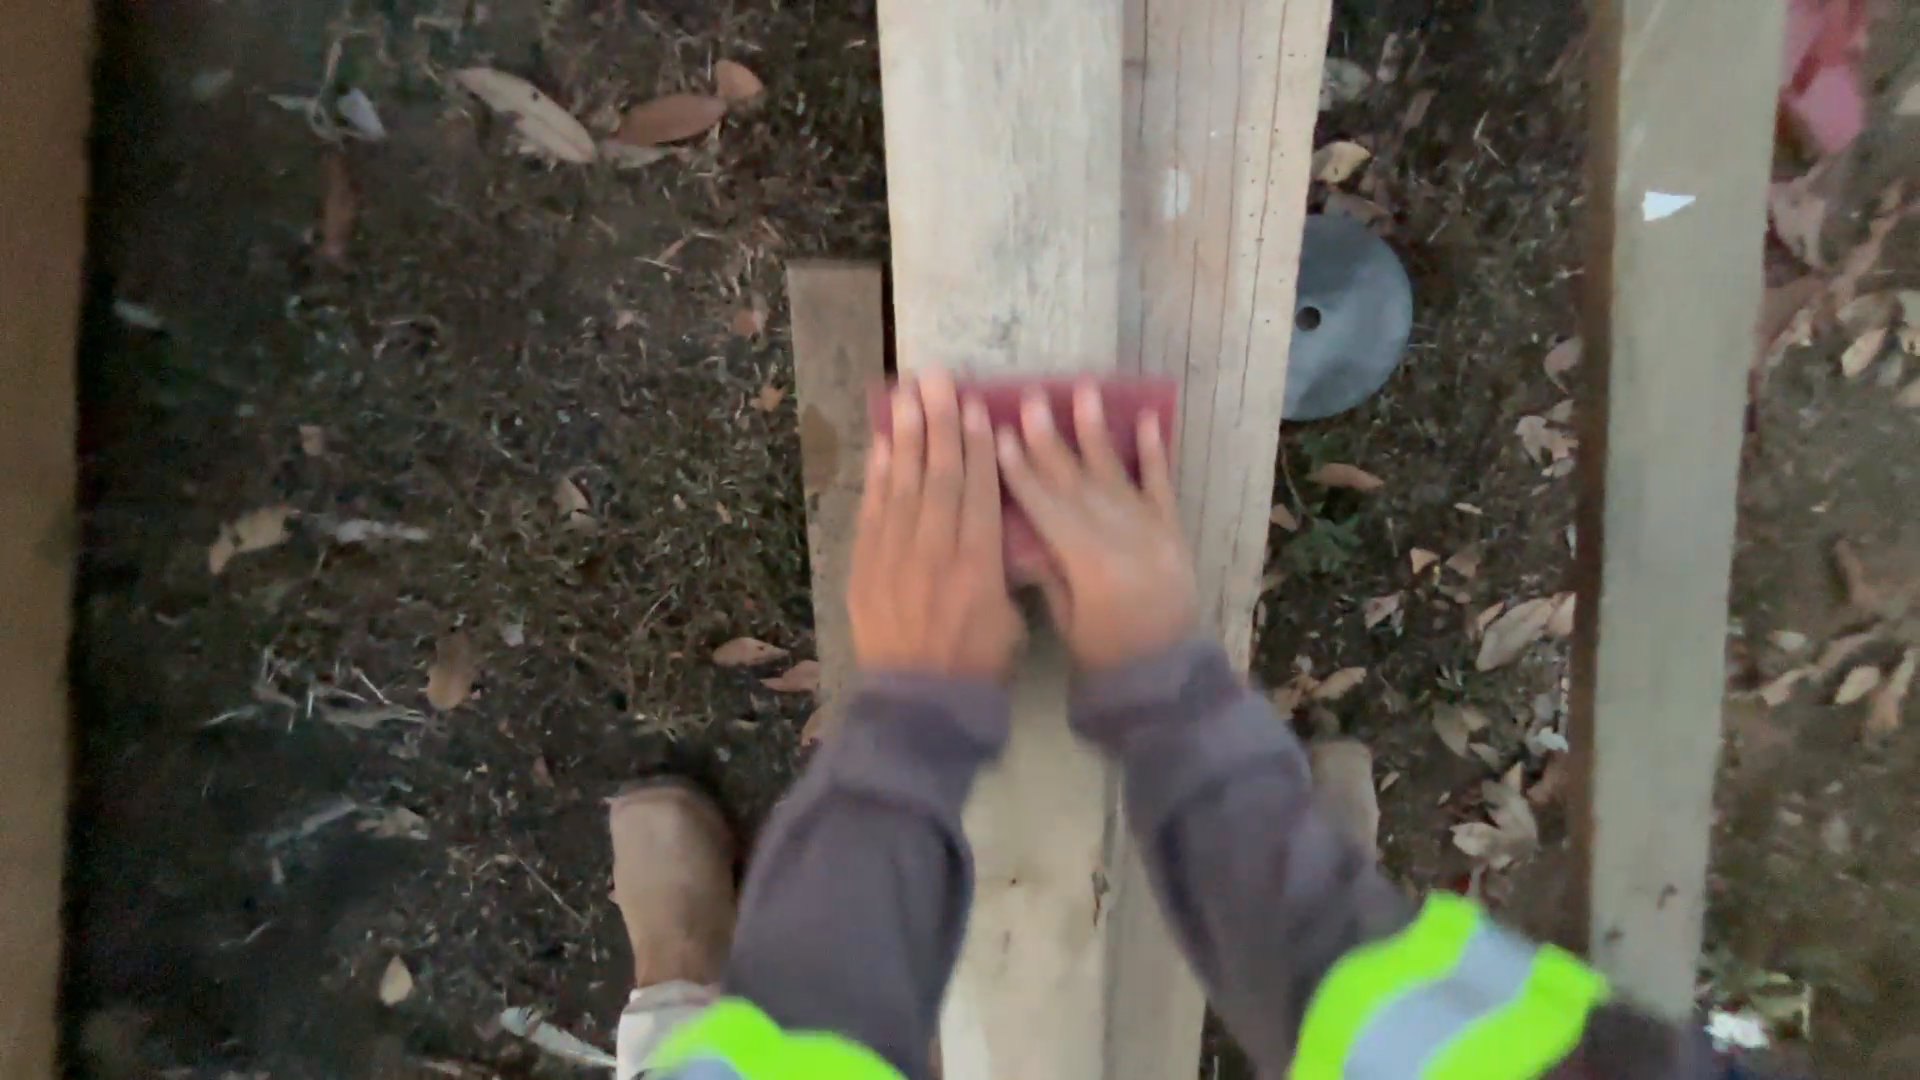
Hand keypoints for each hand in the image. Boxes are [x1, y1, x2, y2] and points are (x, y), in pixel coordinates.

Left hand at [848, 371, 1024, 679]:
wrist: (917, 701)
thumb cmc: (977, 664)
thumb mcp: (1012, 619)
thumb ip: (1003, 569)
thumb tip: (997, 530)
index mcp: (979, 564)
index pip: (978, 491)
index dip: (976, 445)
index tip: (974, 405)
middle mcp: (936, 549)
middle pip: (939, 475)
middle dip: (939, 422)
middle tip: (937, 377)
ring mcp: (895, 555)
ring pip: (904, 485)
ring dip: (907, 436)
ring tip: (907, 394)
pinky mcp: (865, 565)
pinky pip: (872, 512)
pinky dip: (878, 477)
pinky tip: (884, 444)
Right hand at [996, 383, 1198, 669]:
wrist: (1169, 673)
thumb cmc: (1108, 655)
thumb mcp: (1068, 622)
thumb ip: (1051, 574)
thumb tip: (1027, 532)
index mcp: (1087, 564)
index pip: (1046, 508)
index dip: (1020, 471)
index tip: (999, 434)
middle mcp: (1119, 538)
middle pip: (1076, 482)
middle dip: (1050, 439)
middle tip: (1031, 399)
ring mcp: (1150, 530)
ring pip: (1115, 474)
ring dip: (1096, 431)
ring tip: (1083, 390)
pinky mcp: (1173, 529)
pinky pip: (1162, 486)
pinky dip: (1155, 452)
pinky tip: (1148, 418)